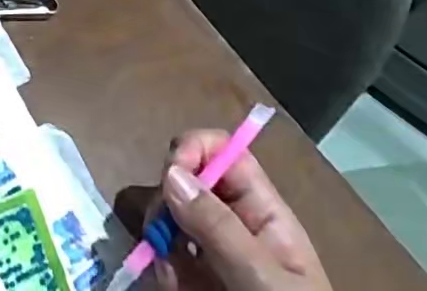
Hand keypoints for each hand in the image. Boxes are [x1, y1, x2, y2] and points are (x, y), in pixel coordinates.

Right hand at [141, 130, 332, 290]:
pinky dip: (160, 269)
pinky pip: (165, 258)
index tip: (171, 172)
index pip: (224, 152)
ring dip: (160, 238)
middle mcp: (234, 225)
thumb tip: (171, 172)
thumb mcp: (267, 285)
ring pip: (168, 217)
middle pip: (186, 178)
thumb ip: (220, 230)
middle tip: (161, 231)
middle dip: (167, 198)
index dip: (195, 148)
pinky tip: (172, 287)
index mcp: (263, 213)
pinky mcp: (193, 284)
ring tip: (170, 275)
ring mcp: (211, 256)